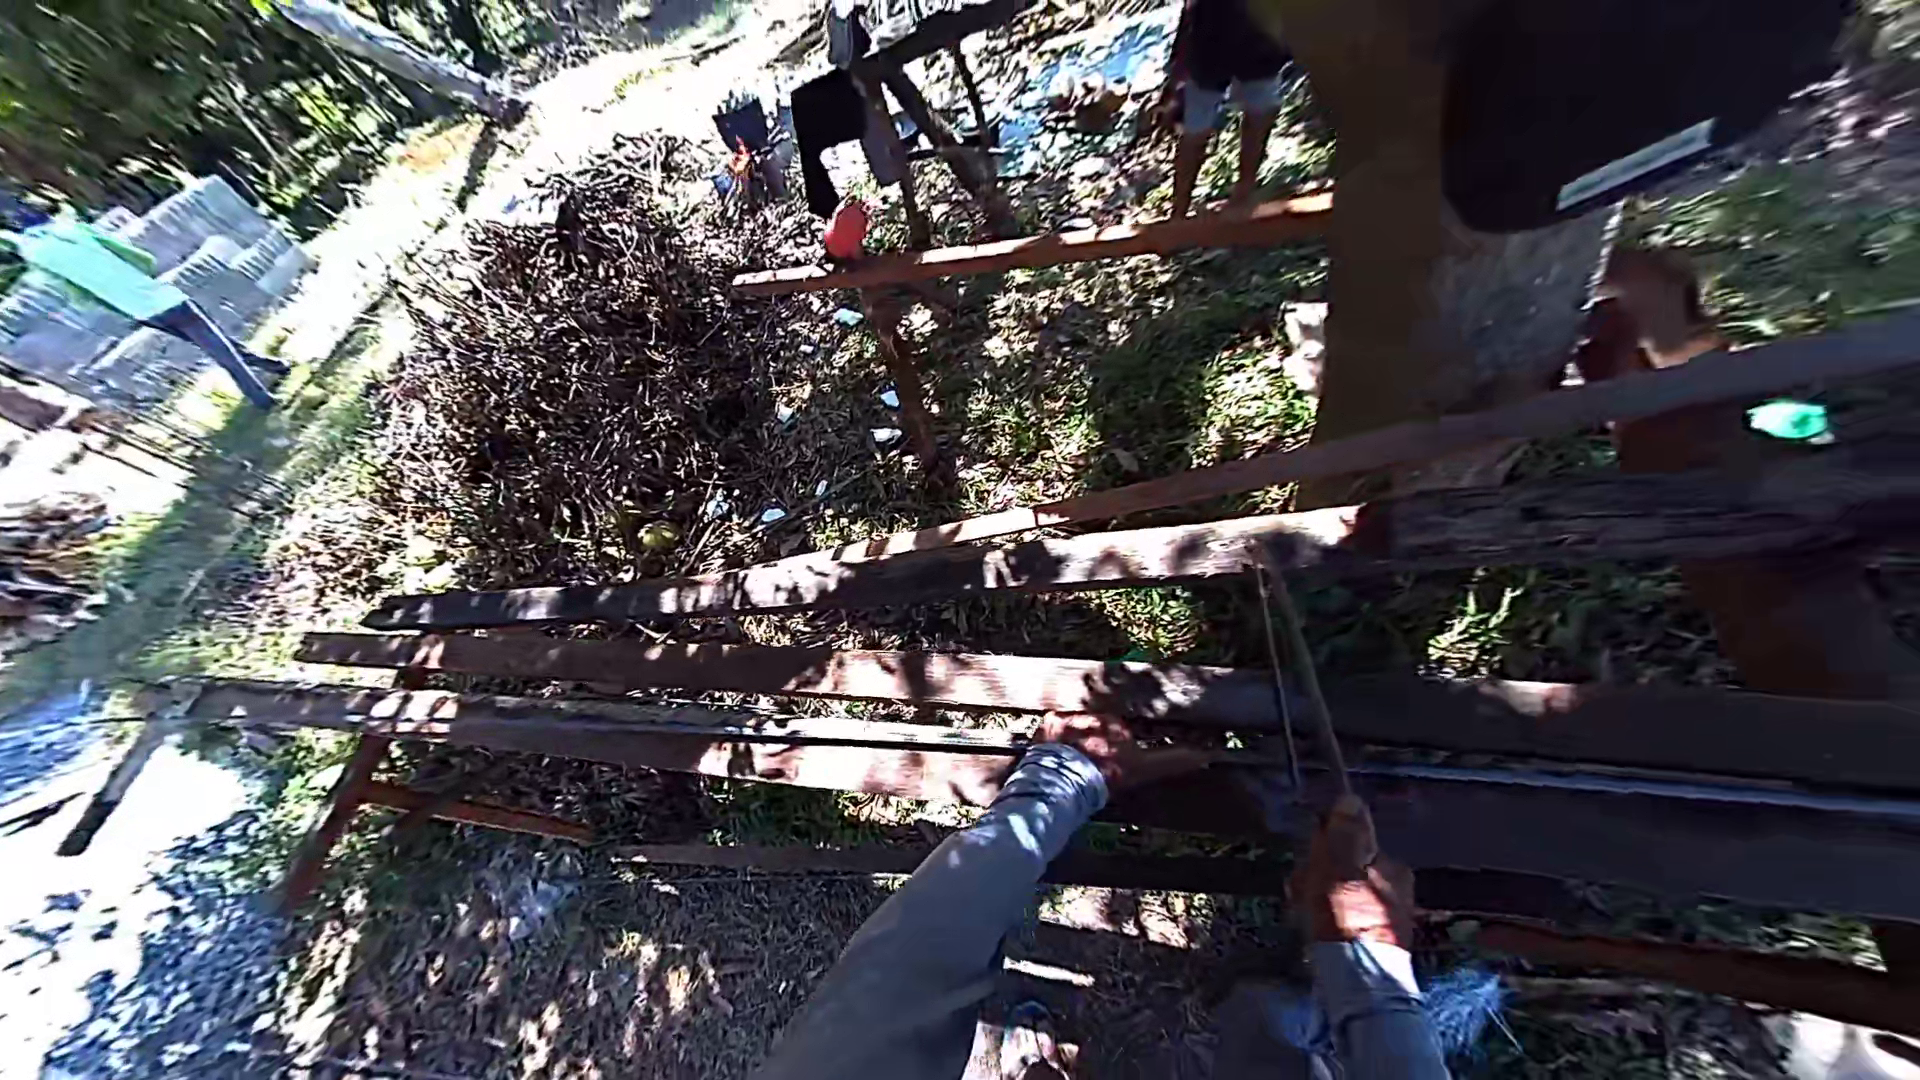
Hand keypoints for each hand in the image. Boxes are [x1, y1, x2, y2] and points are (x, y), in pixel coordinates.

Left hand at [1033, 712, 1209, 791]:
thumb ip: (1173, 759)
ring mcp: (1068, 715)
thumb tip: (1206, 755)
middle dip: (1093, 739)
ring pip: (1073, 724)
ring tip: (1070, 761)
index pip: (1118, 731)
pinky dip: (1053, 736)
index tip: (1110, 762)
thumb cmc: (1108, 772)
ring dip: (1073, 738)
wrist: (1067, 778)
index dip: (1115, 747)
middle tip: (1087, 763)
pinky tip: (1054, 753)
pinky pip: (1052, 725)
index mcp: (1115, 721)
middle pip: (1095, 725)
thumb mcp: (1144, 768)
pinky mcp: (1048, 721)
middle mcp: (1092, 712)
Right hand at [1289, 794, 1414, 947]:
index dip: (1325, 839)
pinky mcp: (1369, 930)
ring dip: (1314, 885)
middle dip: (1317, 865)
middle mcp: (1394, 884)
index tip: (1311, 851)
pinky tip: (1310, 915)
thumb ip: (1346, 832)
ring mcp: (1383, 909)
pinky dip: (1321, 906)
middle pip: (1343, 858)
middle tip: (1304, 881)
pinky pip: (1338, 904)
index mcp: (1392, 865)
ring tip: (1303, 902)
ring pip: (1337, 881)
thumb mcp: (1340, 864)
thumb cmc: (1346, 914)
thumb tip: (1351, 798)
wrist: (1356, 977)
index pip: (1351, 835)